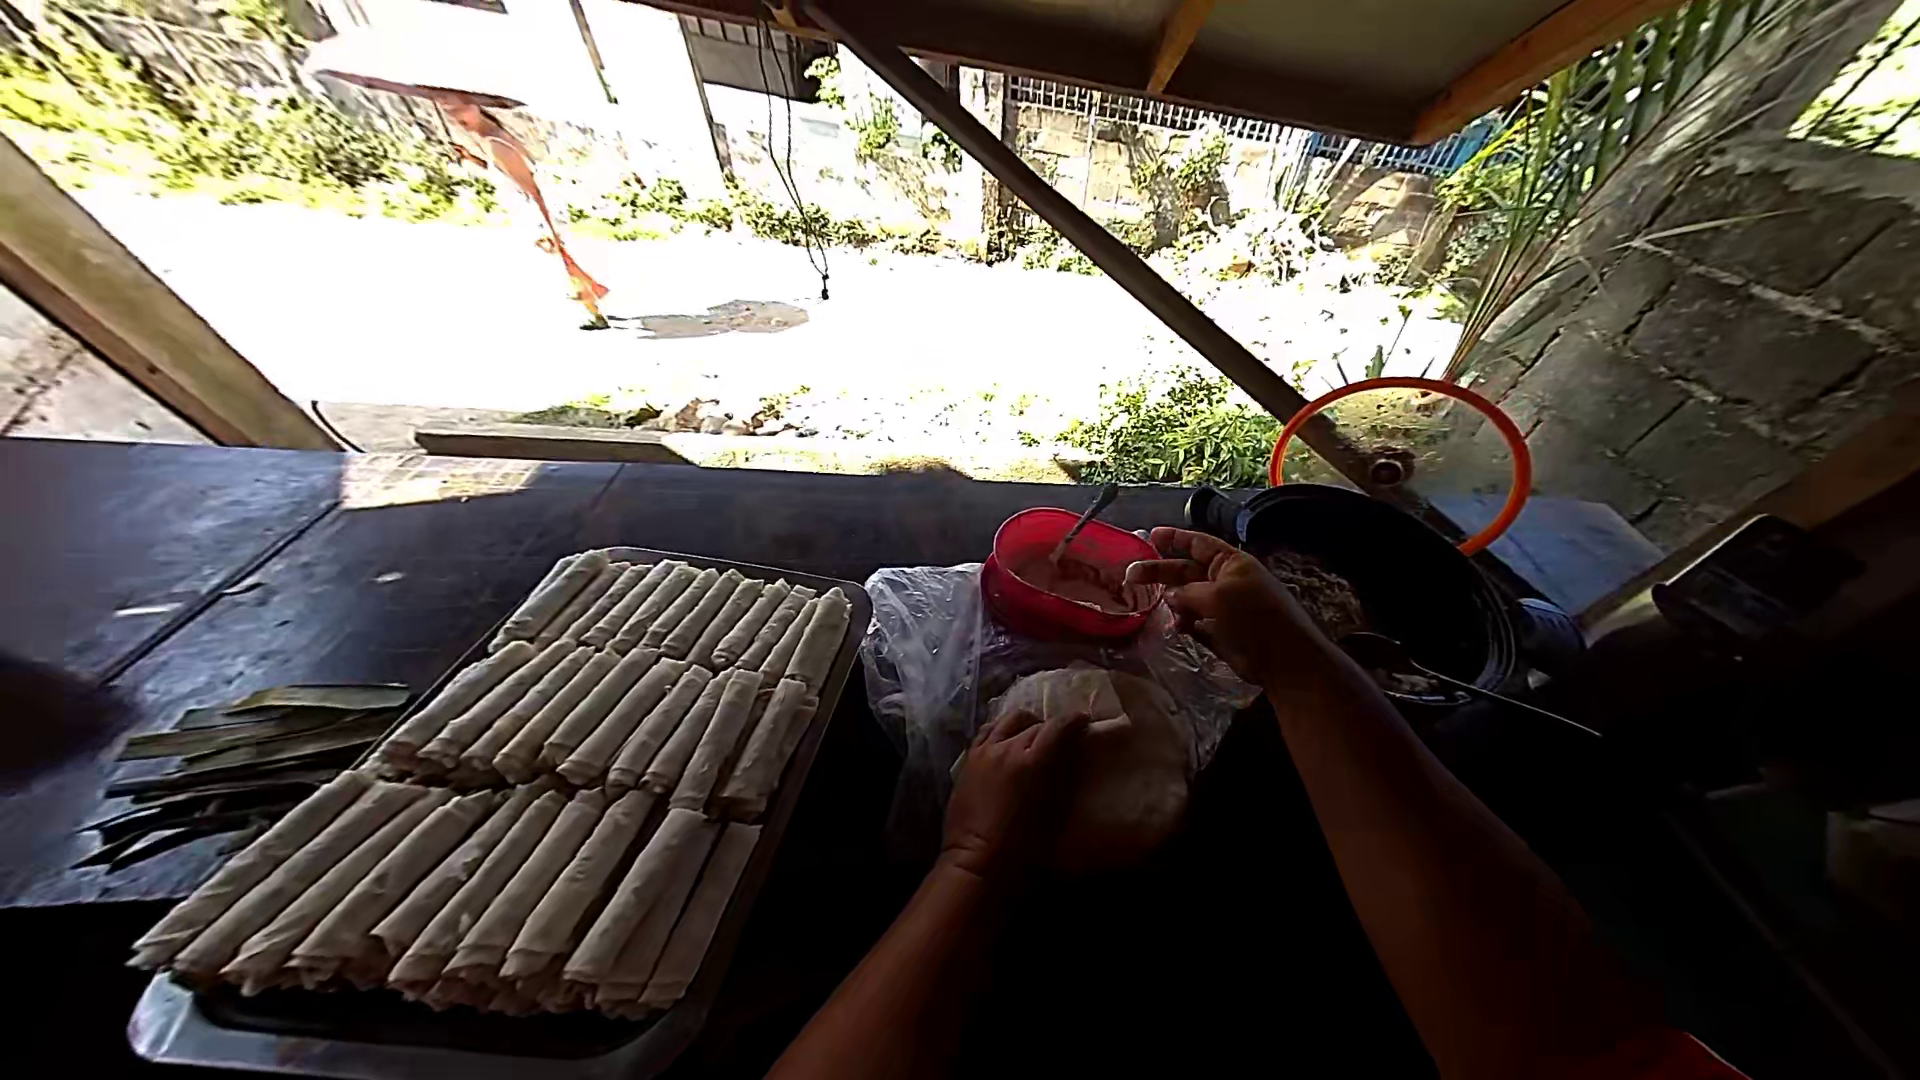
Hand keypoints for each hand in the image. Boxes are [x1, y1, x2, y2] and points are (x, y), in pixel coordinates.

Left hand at [941, 708, 1088, 882]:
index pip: (1057, 727)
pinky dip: (1001, 729)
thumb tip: (1070, 755)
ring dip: (1025, 723)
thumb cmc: (1024, 849)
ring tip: (1032, 733)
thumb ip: (1062, 776)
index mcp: (1033, 762)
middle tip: (1060, 736)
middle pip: (1034, 723)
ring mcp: (985, 751)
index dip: (1073, 720)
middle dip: (1050, 726)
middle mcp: (1008, 748)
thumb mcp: (1054, 811)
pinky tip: (1006, 737)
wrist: (978, 863)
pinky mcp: (969, 759)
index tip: (1083, 719)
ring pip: (1008, 720)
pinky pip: (987, 731)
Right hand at [1125, 526, 1332, 684]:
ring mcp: (1220, 607)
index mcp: (1231, 563)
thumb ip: (1187, 592)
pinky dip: (1180, 623)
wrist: (1284, 660)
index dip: (1175, 538)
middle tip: (1132, 575)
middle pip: (1185, 570)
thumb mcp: (1218, 595)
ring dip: (1169, 601)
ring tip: (1151, 605)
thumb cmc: (1255, 617)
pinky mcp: (1217, 630)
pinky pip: (1191, 621)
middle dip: (1160, 571)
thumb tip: (1169, 596)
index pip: (1198, 544)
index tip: (1151, 535)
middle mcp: (1224, 581)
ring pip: (1185, 598)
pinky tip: (1174, 627)